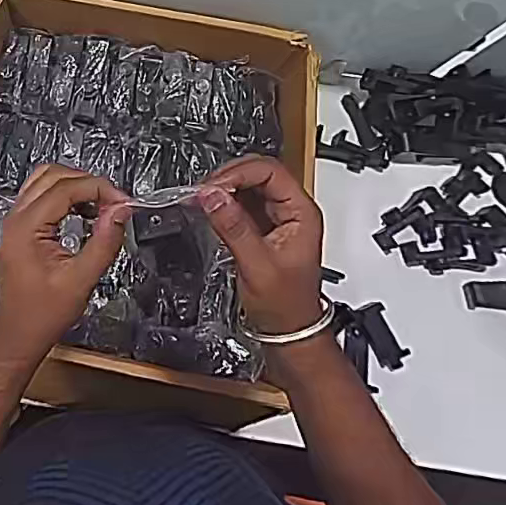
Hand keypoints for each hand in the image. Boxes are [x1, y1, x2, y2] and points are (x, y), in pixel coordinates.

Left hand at [0, 164, 130, 361]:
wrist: (17, 336)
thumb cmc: (43, 314)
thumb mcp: (81, 280)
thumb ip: (104, 242)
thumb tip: (121, 211)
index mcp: (26, 228)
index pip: (66, 188)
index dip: (99, 189)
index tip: (122, 203)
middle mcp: (16, 218)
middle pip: (53, 175)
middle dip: (88, 182)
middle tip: (114, 203)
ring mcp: (14, 221)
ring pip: (45, 179)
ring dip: (76, 185)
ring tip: (100, 205)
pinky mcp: (20, 227)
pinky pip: (41, 195)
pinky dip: (65, 195)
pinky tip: (84, 212)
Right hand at [197, 155, 325, 335]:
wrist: (288, 332)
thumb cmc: (286, 306)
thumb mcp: (257, 266)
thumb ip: (234, 227)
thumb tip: (213, 196)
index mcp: (301, 213)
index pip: (270, 172)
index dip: (239, 174)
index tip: (214, 186)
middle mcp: (292, 210)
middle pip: (260, 172)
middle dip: (230, 177)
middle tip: (205, 190)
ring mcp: (278, 217)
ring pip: (250, 185)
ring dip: (225, 188)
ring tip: (203, 199)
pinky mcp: (263, 226)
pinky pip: (243, 202)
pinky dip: (225, 202)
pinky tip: (211, 209)